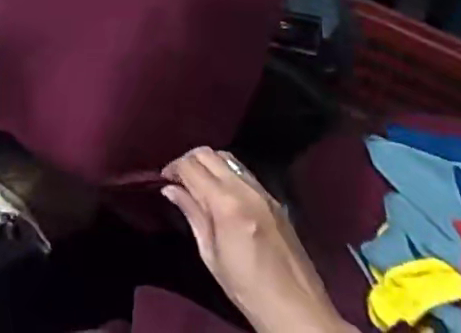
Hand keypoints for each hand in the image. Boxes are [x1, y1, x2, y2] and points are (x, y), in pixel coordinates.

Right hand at [162, 147, 353, 332]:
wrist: (296, 308)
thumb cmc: (246, 289)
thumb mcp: (211, 255)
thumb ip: (192, 214)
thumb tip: (171, 189)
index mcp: (226, 202)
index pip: (191, 165)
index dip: (173, 168)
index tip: (164, 180)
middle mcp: (244, 187)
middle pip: (208, 153)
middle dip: (188, 160)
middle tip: (178, 180)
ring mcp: (262, 190)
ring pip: (227, 157)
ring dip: (208, 163)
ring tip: (198, 184)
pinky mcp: (273, 197)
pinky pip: (243, 171)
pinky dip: (226, 172)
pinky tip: (221, 192)